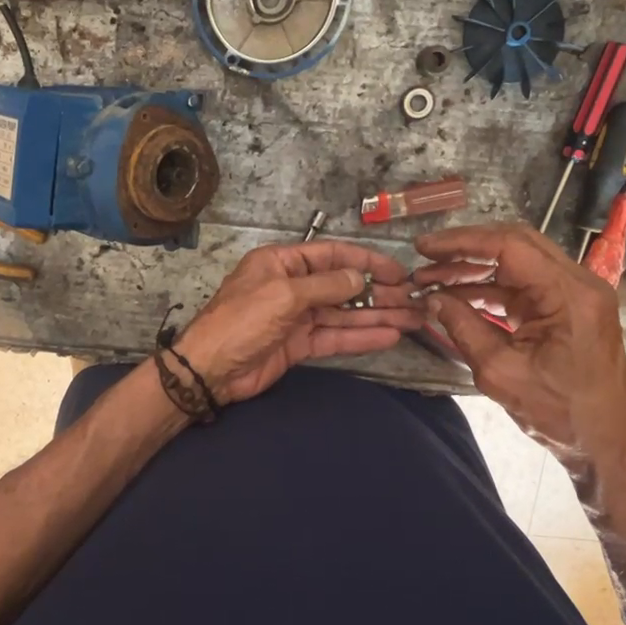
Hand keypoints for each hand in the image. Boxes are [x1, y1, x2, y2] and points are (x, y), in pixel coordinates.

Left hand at [175, 241, 426, 404]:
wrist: (211, 369)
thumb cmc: (241, 321)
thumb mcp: (283, 295)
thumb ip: (325, 285)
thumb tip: (360, 278)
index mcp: (281, 263)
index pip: (331, 255)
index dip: (365, 262)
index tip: (397, 271)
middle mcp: (291, 286)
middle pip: (342, 285)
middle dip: (378, 292)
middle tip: (415, 299)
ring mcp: (295, 317)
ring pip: (343, 313)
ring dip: (377, 315)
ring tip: (414, 318)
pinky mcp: (298, 344)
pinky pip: (335, 337)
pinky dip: (361, 336)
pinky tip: (389, 335)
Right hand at [412, 222, 625, 463]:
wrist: (603, 442)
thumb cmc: (557, 412)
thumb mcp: (500, 372)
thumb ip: (464, 328)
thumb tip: (432, 298)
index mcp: (569, 295)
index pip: (510, 247)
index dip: (461, 242)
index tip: (423, 248)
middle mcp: (579, 284)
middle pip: (516, 244)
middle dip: (466, 248)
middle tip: (424, 258)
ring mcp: (575, 295)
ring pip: (518, 262)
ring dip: (474, 268)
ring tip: (432, 280)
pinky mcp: (567, 309)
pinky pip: (523, 285)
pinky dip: (488, 287)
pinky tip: (455, 296)